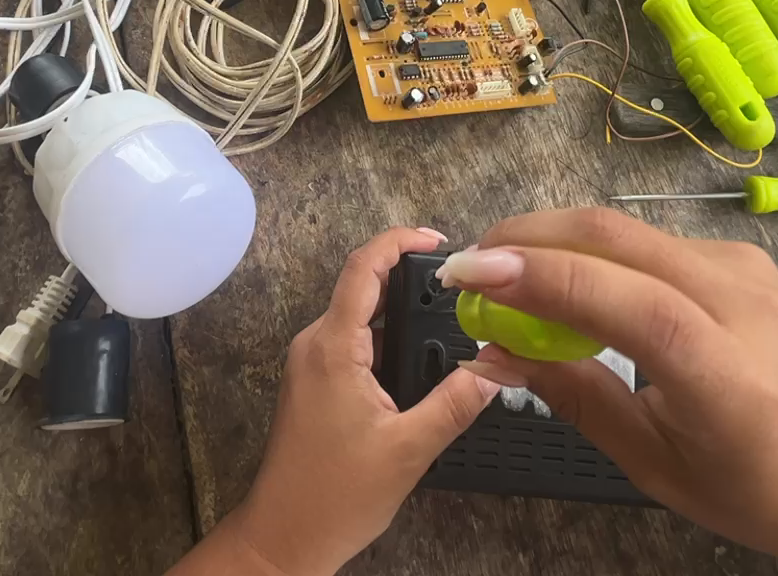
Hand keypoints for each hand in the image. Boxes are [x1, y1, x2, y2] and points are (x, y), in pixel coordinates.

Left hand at [209, 227, 500, 575]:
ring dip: (397, 309)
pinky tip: (416, 356)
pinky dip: (385, 336)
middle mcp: (317, 342)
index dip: (397, 241)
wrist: (283, 537)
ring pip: (358, 314)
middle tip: (458, 284)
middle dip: (408, 276)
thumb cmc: (337, 494)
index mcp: (333, 346)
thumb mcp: (407, 451)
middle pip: (361, 285)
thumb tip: (494, 367)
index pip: (362, 268)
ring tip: (446, 315)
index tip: (437, 240)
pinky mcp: (315, 378)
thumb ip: (453, 405)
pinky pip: (352, 339)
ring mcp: (312, 360)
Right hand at [441, 206, 777, 567]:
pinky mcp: (732, 250)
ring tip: (500, 268)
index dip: (546, 279)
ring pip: (620, 226)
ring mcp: (739, 265)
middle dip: (525, 237)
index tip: (472, 275)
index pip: (633, 305)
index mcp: (733, 382)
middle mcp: (740, 302)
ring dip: (547, 236)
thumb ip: (576, 397)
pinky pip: (638, 237)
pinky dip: (582, 246)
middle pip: (615, 236)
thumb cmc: (771, 490)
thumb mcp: (663, 469)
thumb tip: (495, 350)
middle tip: (467, 265)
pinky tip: (561, 274)